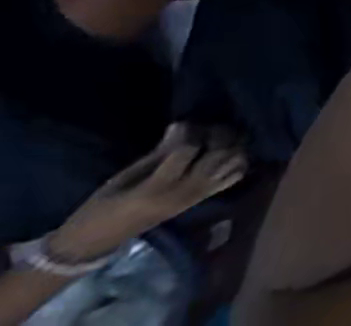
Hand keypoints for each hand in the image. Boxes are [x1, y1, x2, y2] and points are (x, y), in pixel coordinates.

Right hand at [47, 124, 247, 261]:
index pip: (189, 150)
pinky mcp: (205, 198)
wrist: (95, 242)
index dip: (190, 132)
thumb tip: (181, 126)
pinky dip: (237, 160)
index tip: (183, 125)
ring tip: (215, 139)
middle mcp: (186, 190)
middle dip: (217, 134)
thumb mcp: (122, 179)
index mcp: (157, 187)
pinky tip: (224, 153)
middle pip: (220, 153)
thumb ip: (157, 154)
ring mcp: (199, 195)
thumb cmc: (100, 209)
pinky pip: (235, 175)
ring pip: (235, 161)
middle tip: (204, 128)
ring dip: (232, 144)